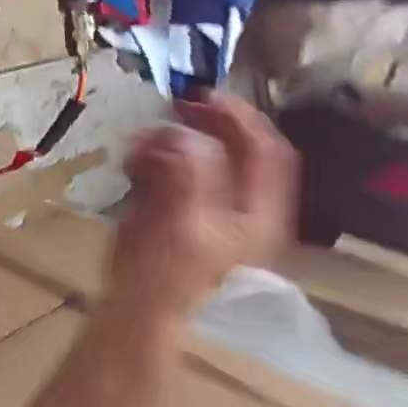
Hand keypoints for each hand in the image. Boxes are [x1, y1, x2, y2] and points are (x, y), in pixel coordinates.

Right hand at [107, 92, 296, 324]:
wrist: (140, 310)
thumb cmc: (164, 271)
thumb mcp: (181, 219)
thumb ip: (190, 173)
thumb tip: (186, 135)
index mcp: (258, 213)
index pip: (267, 151)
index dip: (241, 119)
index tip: (206, 96)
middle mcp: (246, 210)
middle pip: (243, 152)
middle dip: (210, 126)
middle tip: (176, 108)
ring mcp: (217, 214)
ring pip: (210, 161)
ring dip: (179, 142)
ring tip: (145, 141)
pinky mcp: (187, 217)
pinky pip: (183, 175)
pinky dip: (163, 159)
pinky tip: (139, 162)